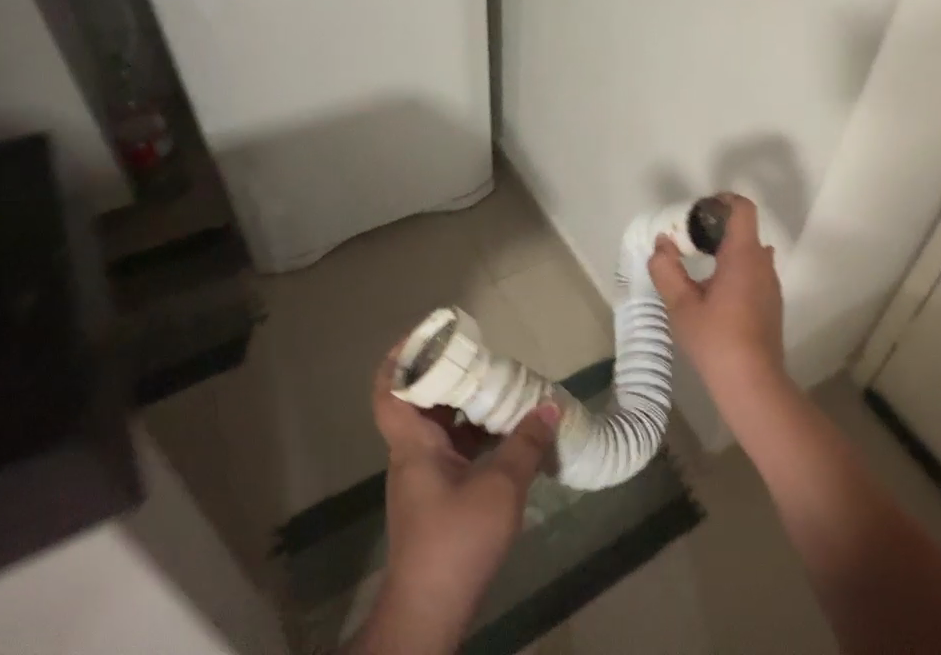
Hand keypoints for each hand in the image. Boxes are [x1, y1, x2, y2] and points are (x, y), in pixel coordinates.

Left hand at [349, 349, 558, 653]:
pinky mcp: (438, 499)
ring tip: (503, 389)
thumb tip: (549, 408)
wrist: (431, 607)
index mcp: (414, 445)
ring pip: (441, 428)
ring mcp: (425, 478)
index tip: (429, 333)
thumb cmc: (457, 539)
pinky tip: (509, 436)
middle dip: (448, 376)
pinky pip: (455, 452)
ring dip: (467, 407)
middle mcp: (413, 455)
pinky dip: (477, 437)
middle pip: (421, 403)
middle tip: (482, 357)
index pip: (391, 390)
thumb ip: (526, 444)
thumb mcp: (501, 487)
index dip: (402, 357)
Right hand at [648, 193, 789, 400]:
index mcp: (743, 255)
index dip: (722, 201)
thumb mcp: (681, 304)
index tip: (698, 211)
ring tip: (698, 267)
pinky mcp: (772, 303)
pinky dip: (735, 270)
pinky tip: (715, 294)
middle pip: (745, 230)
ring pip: (750, 253)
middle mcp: (763, 263)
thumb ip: (667, 269)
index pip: (743, 208)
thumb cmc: (715, 339)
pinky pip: (754, 273)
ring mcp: (771, 284)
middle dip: (717, 228)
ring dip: (726, 251)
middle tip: (688, 241)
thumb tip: (661, 245)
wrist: (752, 381)